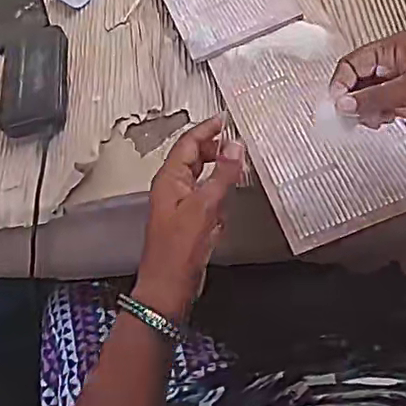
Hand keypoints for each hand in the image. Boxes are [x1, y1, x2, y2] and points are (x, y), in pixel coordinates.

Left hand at [135, 115, 244, 320]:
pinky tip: (229, 197)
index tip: (225, 118)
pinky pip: (204, 198)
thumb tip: (235, 145)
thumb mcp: (205, 207)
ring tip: (238, 166)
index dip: (207, 129)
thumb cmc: (180, 249)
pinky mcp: (187, 222)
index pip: (188, 143)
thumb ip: (222, 175)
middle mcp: (172, 188)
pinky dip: (217, 192)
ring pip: (199, 177)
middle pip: (192, 157)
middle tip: (237, 144)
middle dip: (213, 148)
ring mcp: (179, 206)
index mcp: (169, 179)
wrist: (168, 287)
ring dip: (217, 170)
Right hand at [329, 31, 405, 233]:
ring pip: (374, 95)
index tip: (337, 106)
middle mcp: (402, 61)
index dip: (343, 82)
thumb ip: (375, 97)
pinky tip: (384, 124)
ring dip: (367, 109)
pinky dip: (381, 116)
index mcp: (399, 46)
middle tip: (354, 118)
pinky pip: (389, 107)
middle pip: (362, 77)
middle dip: (354, 97)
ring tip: (371, 123)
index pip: (355, 61)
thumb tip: (343, 103)